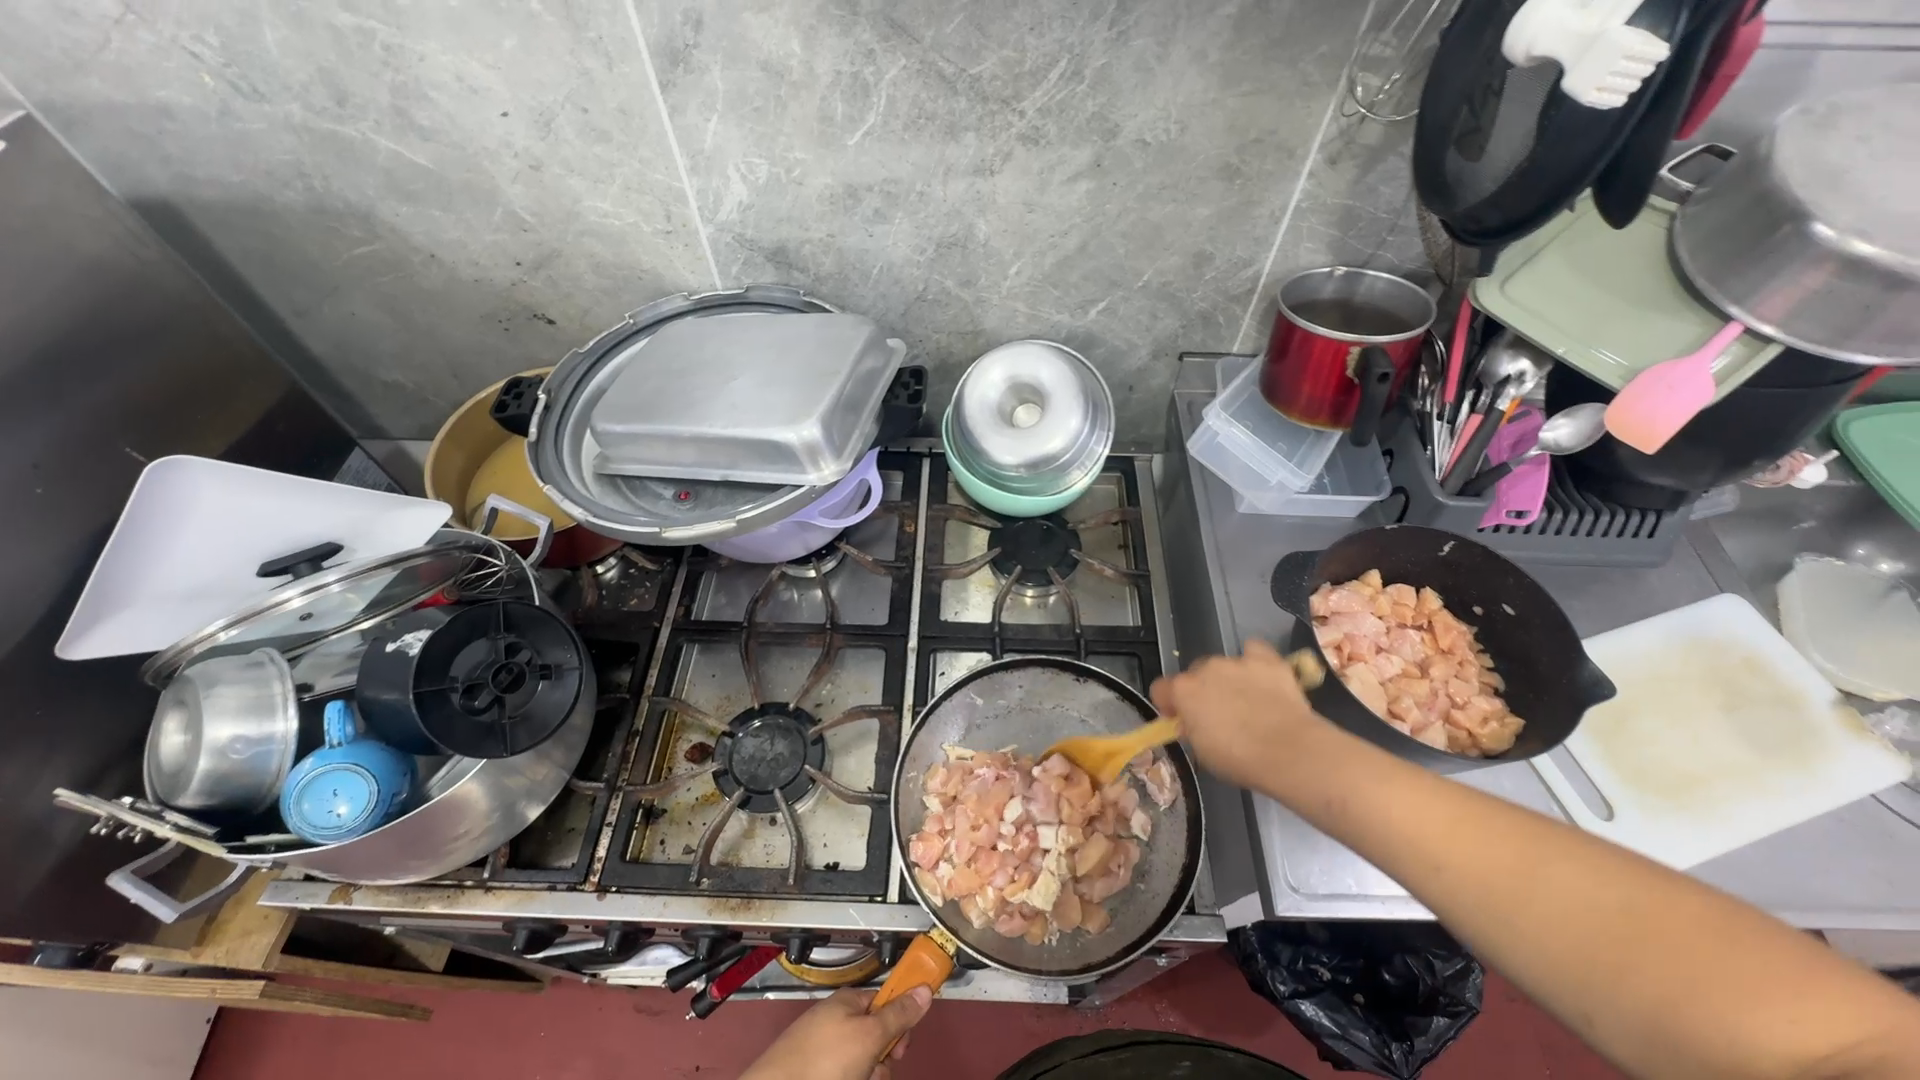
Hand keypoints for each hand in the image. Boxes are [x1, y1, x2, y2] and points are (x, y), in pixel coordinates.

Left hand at [739, 986, 932, 1079]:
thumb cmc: (826, 1060)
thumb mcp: (870, 1034)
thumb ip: (899, 1014)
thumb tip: (925, 986)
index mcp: (848, 1003)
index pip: (885, 1003)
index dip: (899, 1024)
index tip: (901, 1047)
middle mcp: (837, 1022)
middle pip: (877, 1038)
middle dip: (882, 1060)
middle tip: (874, 1071)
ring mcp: (825, 1051)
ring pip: (864, 1063)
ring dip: (869, 1076)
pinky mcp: (818, 1073)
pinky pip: (847, 1075)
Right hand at [1151, 639, 1329, 791]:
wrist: (1289, 752)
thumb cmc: (1239, 760)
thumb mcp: (1202, 752)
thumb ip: (1191, 730)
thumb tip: (1193, 723)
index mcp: (1184, 691)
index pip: (1161, 688)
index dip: (1169, 704)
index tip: (1180, 721)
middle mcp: (1206, 668)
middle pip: (1194, 674)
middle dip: (1202, 691)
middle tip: (1218, 716)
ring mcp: (1237, 661)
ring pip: (1224, 665)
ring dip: (1228, 679)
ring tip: (1248, 702)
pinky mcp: (1268, 660)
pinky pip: (1254, 650)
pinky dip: (1254, 661)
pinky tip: (1262, 677)